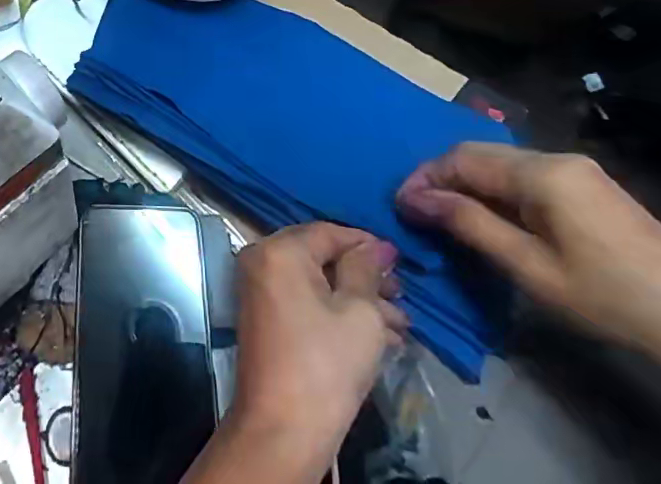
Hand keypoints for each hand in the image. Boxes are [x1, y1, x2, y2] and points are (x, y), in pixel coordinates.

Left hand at [229, 224, 407, 451]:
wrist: (283, 428)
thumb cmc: (326, 363)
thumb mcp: (359, 312)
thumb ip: (366, 270)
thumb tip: (375, 247)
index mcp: (279, 251)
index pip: (327, 232)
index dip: (366, 244)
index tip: (400, 261)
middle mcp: (261, 261)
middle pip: (320, 256)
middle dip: (364, 275)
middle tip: (401, 295)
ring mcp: (259, 290)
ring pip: (316, 282)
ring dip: (357, 299)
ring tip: (400, 323)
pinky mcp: (265, 318)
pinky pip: (304, 301)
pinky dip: (336, 312)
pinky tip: (379, 336)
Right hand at [396, 144, 660, 372]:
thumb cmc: (614, 302)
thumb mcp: (530, 268)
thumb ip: (469, 224)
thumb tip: (415, 198)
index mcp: (542, 171)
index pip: (462, 157)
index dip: (424, 178)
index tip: (399, 207)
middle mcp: (559, 159)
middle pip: (482, 156)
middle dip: (443, 180)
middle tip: (418, 214)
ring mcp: (582, 174)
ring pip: (504, 169)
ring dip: (470, 189)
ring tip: (448, 221)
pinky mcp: (595, 194)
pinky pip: (529, 182)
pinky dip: (499, 197)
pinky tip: (493, 224)